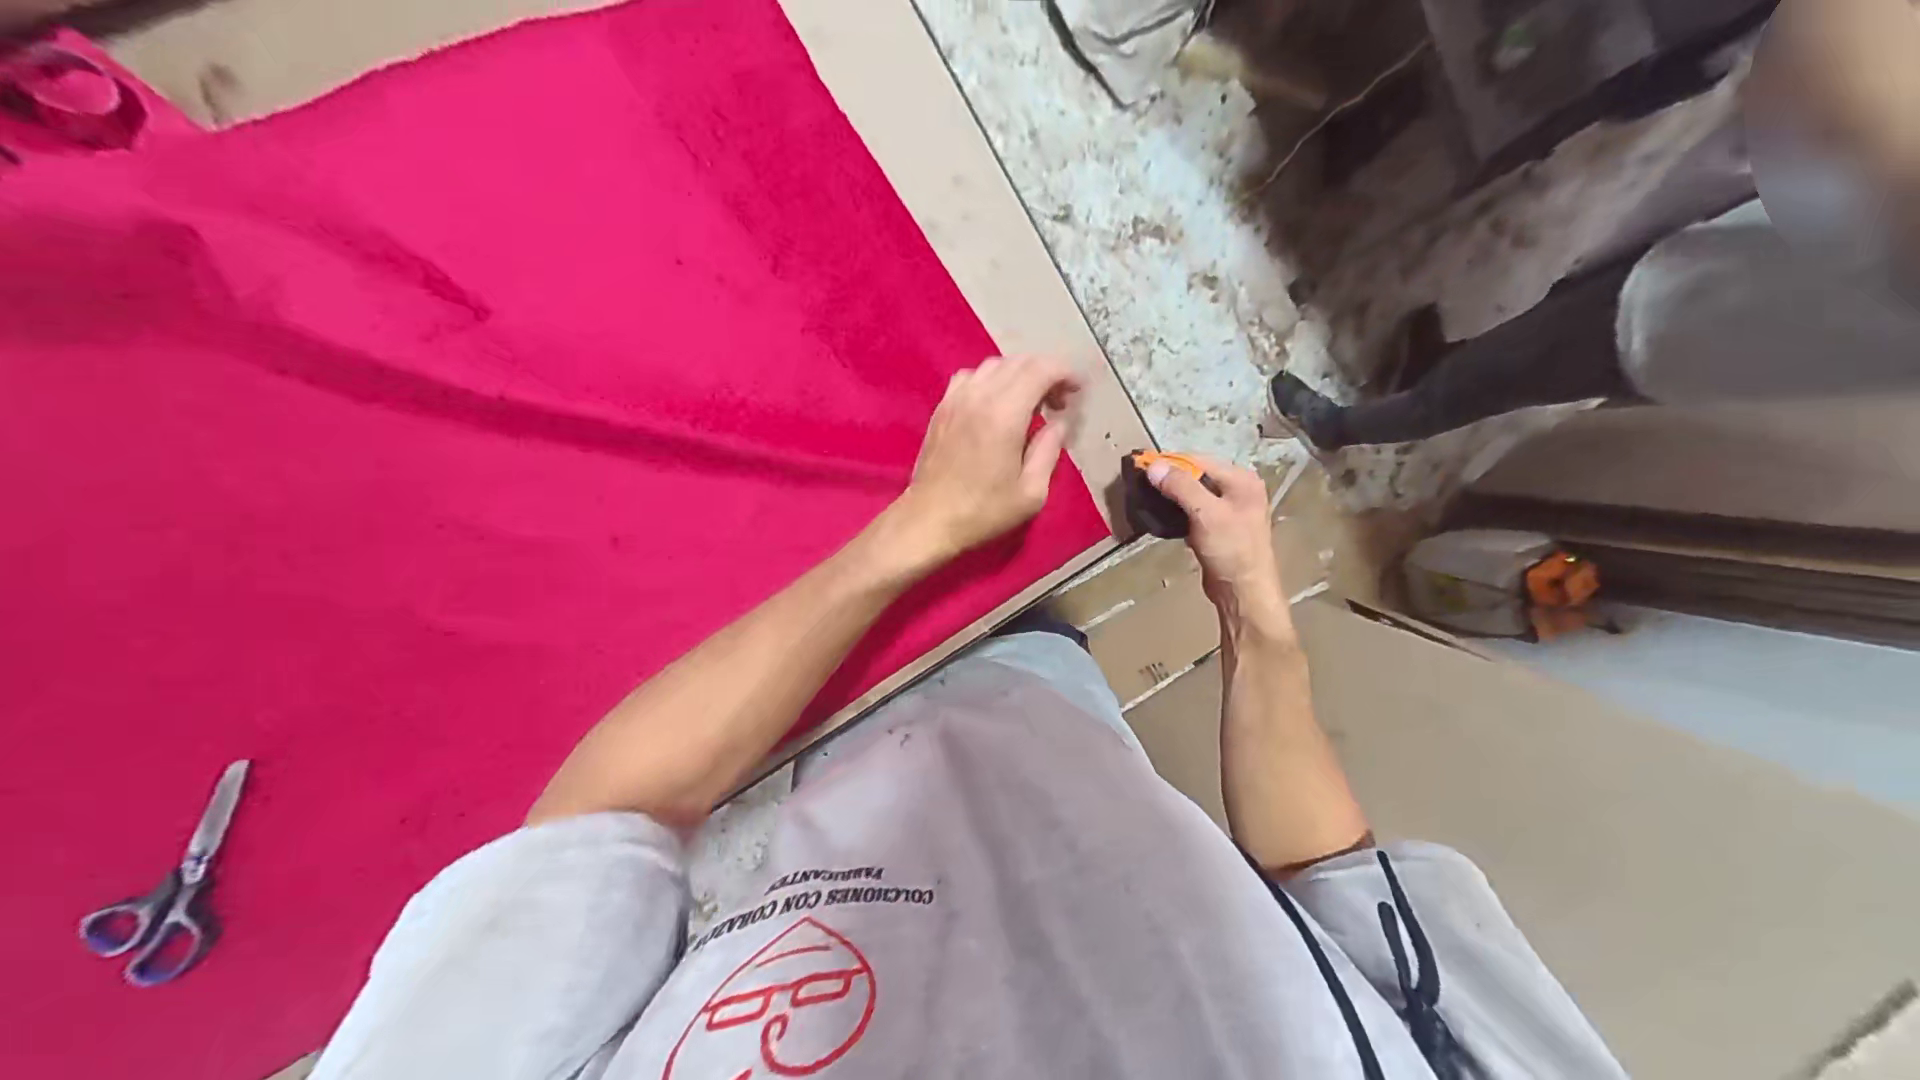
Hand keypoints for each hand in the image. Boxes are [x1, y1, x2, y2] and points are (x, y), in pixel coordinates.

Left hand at [885, 355, 1081, 568]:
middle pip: (1019, 362)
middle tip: (1059, 402)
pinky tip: (997, 404)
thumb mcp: (1031, 492)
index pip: (1041, 370)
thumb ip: (1049, 450)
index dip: (1065, 373)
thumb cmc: (983, 512)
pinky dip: (991, 380)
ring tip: (1031, 402)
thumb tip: (1059, 423)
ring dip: (1019, 375)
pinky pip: (970, 377)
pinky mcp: (942, 408)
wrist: (929, 520)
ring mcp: (955, 399)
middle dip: (1046, 373)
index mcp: (1004, 415)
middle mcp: (978, 397)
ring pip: (994, 365)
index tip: (1078, 391)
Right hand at [1146, 455, 1293, 639]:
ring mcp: (1228, 509)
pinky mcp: (1217, 528)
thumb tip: (1154, 467)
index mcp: (1242, 480)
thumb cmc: (1231, 550)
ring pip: (1193, 493)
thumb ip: (1181, 486)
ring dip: (1171, 494)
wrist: (1243, 592)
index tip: (1141, 466)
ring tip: (1146, 496)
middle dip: (1169, 477)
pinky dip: (1177, 510)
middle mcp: (1238, 490)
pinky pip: (1193, 510)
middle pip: (1196, 474)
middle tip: (1141, 482)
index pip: (1199, 460)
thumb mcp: (1206, 514)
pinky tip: (1161, 514)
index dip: (1170, 462)